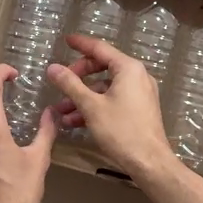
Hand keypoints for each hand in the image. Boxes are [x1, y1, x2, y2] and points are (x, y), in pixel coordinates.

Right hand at [46, 34, 178, 181]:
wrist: (149, 162)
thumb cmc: (121, 130)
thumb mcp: (91, 106)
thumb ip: (71, 85)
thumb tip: (53, 67)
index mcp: (128, 68)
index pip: (100, 48)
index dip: (81, 44)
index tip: (66, 40)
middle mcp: (137, 76)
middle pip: (103, 67)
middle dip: (78, 77)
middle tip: (61, 83)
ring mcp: (140, 93)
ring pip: (105, 88)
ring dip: (83, 97)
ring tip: (61, 111)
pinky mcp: (139, 109)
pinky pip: (113, 100)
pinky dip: (95, 106)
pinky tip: (74, 122)